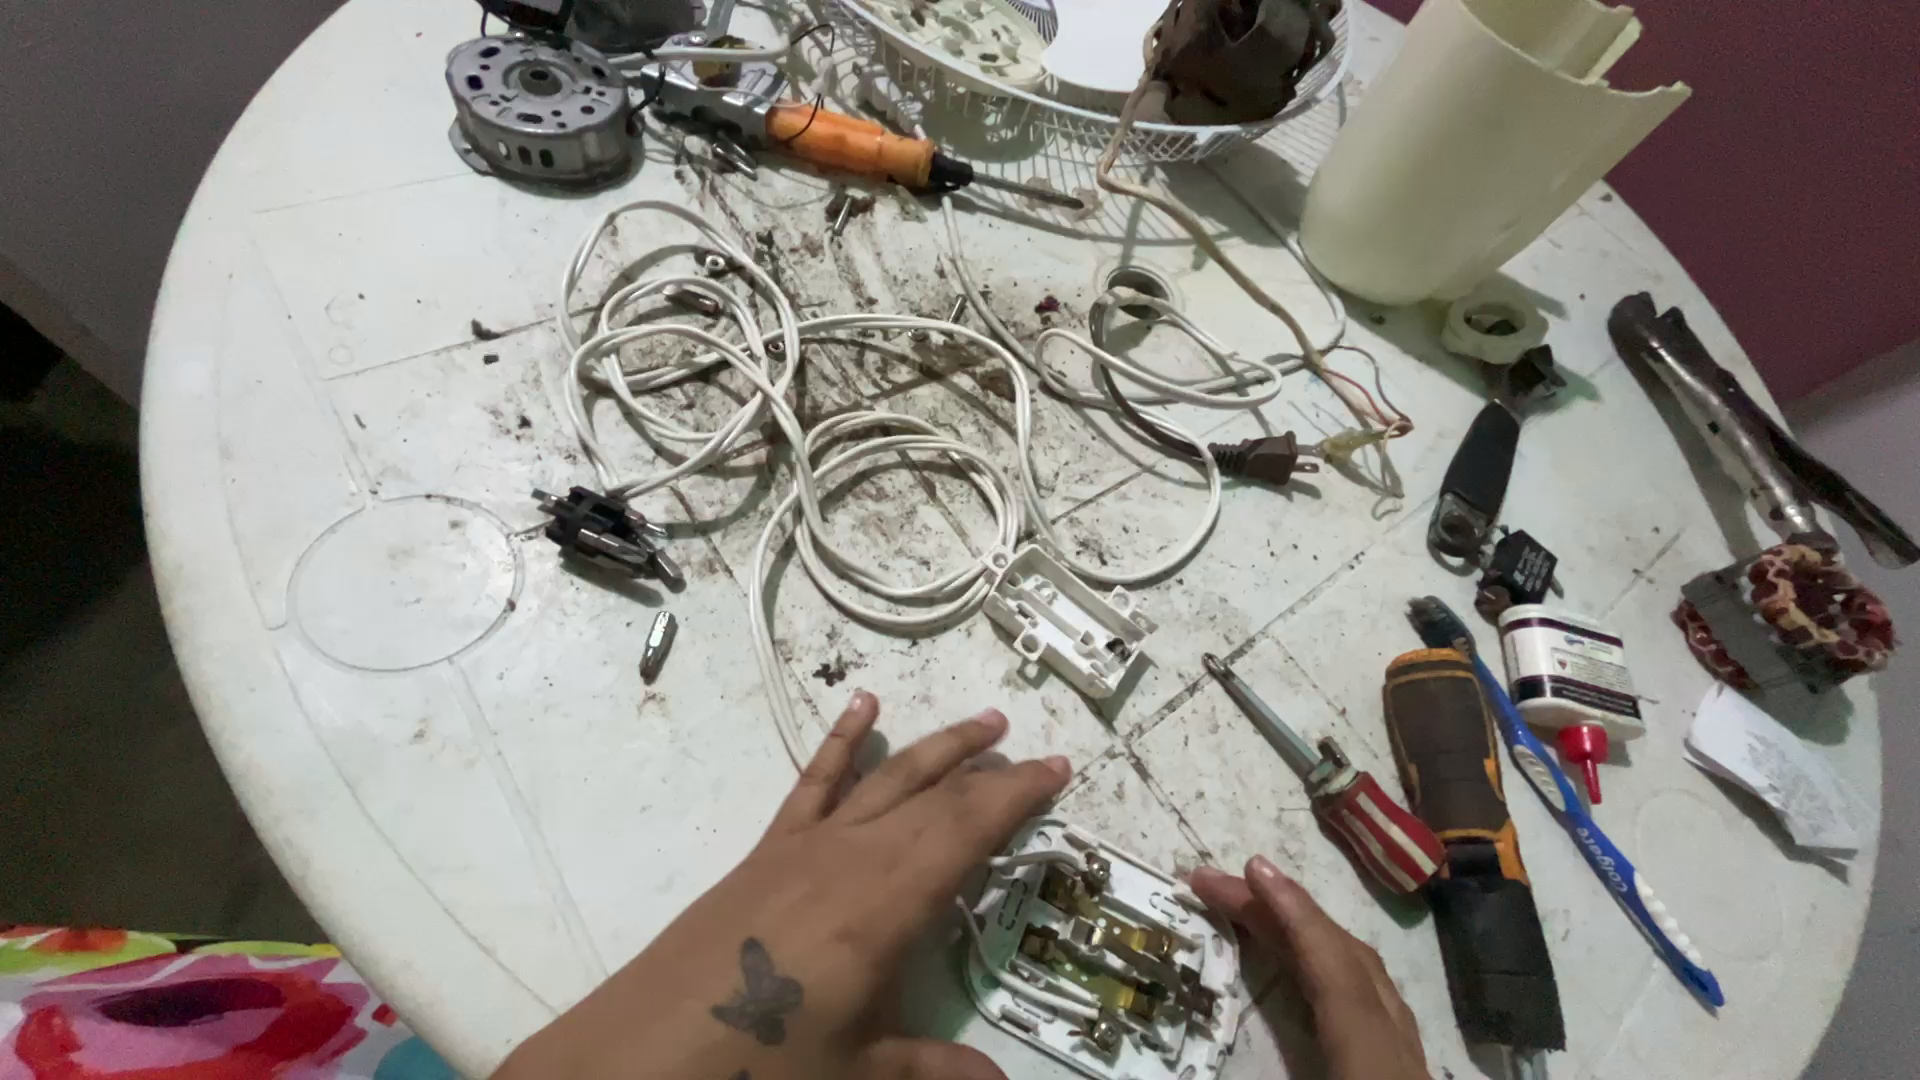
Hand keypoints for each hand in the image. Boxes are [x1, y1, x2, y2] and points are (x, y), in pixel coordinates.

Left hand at [495, 690, 1071, 1079]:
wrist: (645, 1054)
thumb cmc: (763, 1065)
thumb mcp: (860, 1074)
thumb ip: (935, 1070)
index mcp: (890, 901)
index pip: (970, 829)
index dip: (1017, 796)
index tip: (1057, 769)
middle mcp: (859, 852)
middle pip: (939, 795)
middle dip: (992, 772)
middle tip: (1035, 753)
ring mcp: (813, 841)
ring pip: (890, 775)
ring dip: (940, 746)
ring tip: (983, 722)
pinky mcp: (774, 844)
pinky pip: (817, 779)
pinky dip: (844, 738)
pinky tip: (864, 703)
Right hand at [1190, 857, 1427, 1079]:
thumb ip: (1246, 1062)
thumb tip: (1172, 1056)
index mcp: (1374, 1066)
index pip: (1339, 976)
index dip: (1297, 917)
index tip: (1253, 868)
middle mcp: (1400, 1055)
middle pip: (1346, 961)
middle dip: (1280, 911)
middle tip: (1214, 885)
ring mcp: (1407, 1061)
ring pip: (1362, 975)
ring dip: (1302, 932)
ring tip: (1244, 910)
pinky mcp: (1400, 1067)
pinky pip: (1368, 999)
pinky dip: (1326, 965)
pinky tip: (1294, 964)